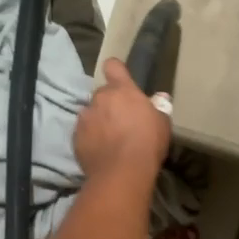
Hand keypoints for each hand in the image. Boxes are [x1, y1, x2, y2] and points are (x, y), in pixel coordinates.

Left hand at [74, 59, 170, 182]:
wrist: (122, 172)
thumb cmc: (147, 143)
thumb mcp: (162, 124)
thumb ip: (158, 107)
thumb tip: (159, 97)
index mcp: (122, 90)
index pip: (113, 66)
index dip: (115, 70)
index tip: (119, 77)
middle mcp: (100, 98)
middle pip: (102, 94)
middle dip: (109, 103)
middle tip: (120, 120)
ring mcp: (85, 117)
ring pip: (90, 113)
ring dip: (97, 120)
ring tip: (108, 138)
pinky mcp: (76, 137)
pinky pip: (83, 132)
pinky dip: (89, 137)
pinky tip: (99, 150)